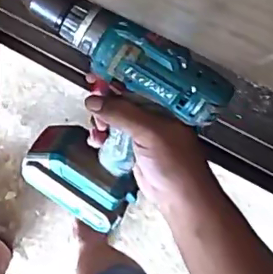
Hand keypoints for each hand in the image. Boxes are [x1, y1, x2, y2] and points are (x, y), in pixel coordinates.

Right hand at [83, 77, 214, 210]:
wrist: (180, 200)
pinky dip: (102, 137)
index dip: (116, 76)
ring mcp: (142, 133)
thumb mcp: (150, 132)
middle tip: (92, 102)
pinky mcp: (132, 149)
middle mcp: (152, 115)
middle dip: (103, 100)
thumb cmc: (179, 165)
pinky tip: (97, 141)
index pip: (136, 81)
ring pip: (113, 118)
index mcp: (163, 104)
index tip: (97, 73)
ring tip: (98, 129)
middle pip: (121, 98)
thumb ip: (121, 113)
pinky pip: (112, 136)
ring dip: (101, 120)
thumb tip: (95, 100)